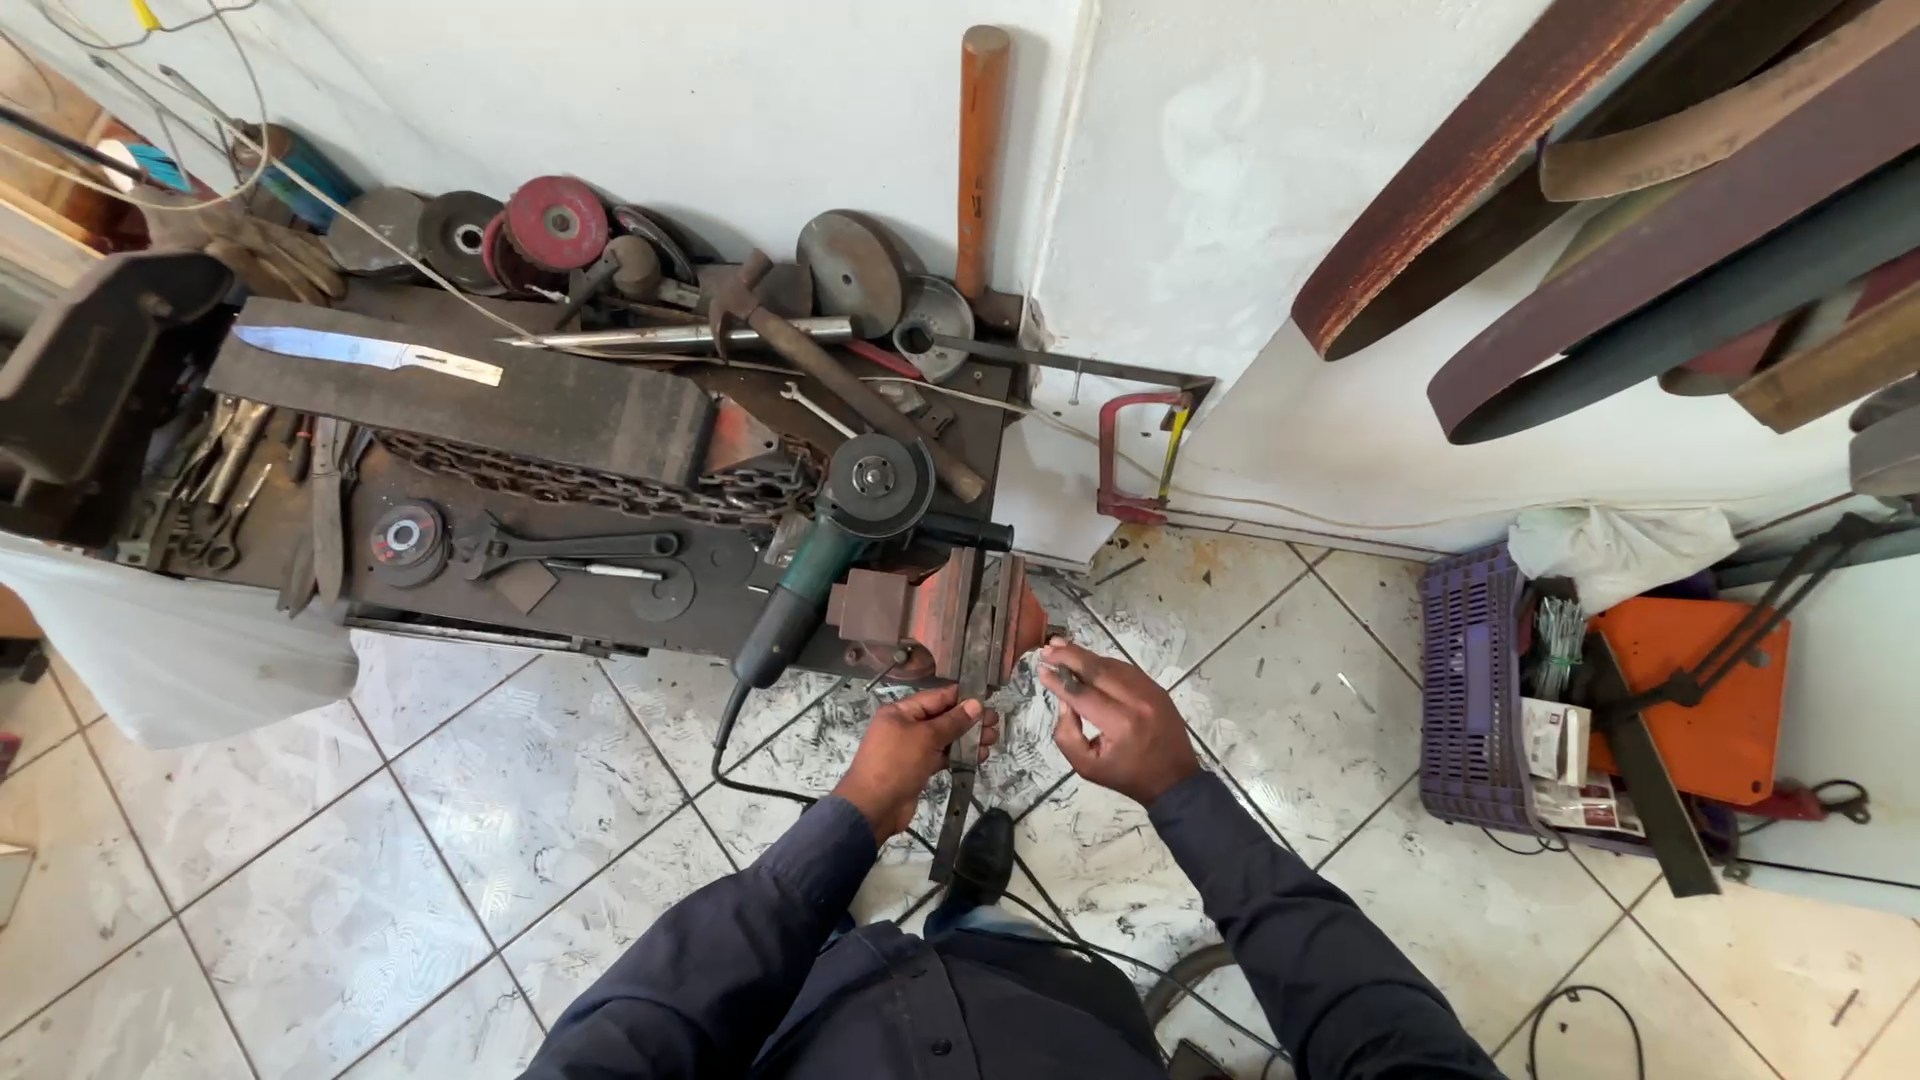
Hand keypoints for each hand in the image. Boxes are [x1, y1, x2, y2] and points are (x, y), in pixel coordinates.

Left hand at [832, 685, 999, 840]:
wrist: (873, 808)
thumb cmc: (896, 764)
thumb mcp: (925, 738)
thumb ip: (952, 722)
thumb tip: (975, 704)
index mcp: (900, 712)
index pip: (935, 698)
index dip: (961, 697)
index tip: (986, 698)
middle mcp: (905, 727)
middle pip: (942, 718)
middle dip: (969, 720)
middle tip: (995, 722)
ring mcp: (911, 749)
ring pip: (944, 739)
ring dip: (968, 739)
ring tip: (993, 739)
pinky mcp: (918, 769)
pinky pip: (942, 756)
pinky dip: (959, 755)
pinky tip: (980, 756)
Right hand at [1038, 640, 1199, 804]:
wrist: (1175, 780)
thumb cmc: (1127, 776)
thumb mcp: (1087, 768)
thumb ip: (1067, 736)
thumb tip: (1064, 701)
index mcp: (1120, 724)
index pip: (1082, 694)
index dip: (1059, 681)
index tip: (1041, 670)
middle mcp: (1137, 702)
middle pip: (1097, 670)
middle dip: (1069, 657)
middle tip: (1047, 649)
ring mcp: (1151, 691)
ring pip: (1112, 664)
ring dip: (1085, 655)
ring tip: (1061, 646)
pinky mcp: (1157, 688)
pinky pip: (1126, 668)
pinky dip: (1104, 662)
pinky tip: (1087, 658)